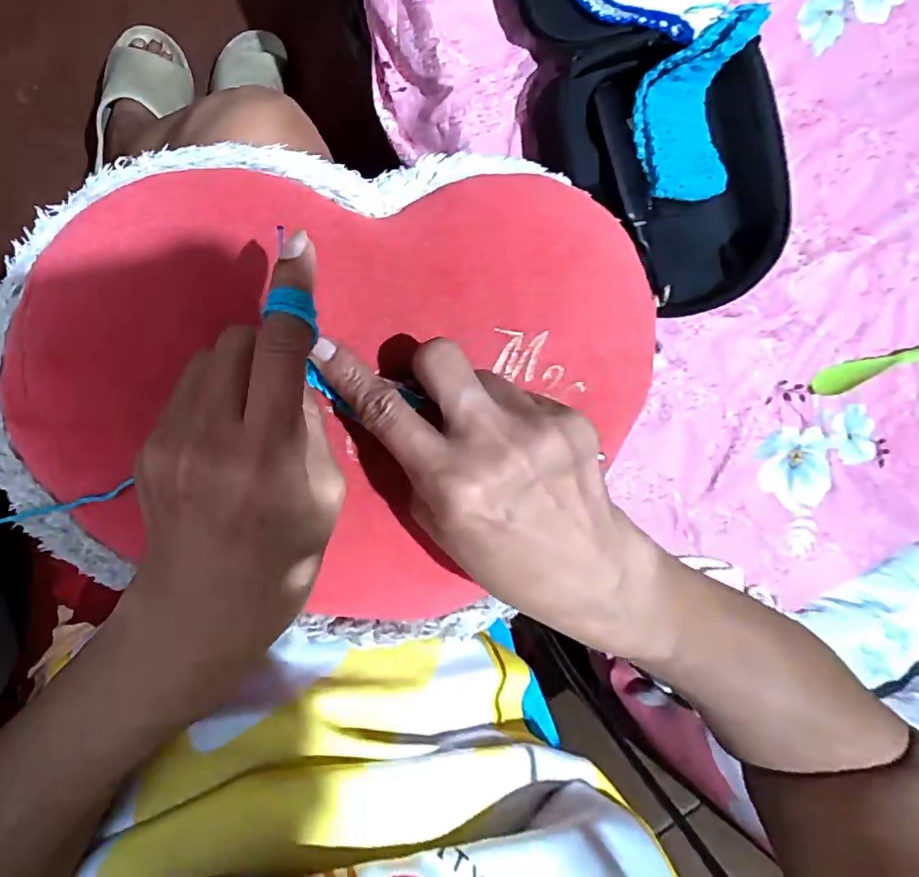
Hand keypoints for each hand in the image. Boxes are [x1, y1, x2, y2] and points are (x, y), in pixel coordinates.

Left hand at [123, 230, 345, 665]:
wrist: (201, 608)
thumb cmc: (282, 559)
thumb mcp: (327, 496)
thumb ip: (313, 424)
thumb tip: (295, 375)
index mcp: (272, 452)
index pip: (283, 347)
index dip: (293, 292)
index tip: (298, 247)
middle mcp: (217, 435)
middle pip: (239, 339)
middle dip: (266, 342)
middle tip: (278, 380)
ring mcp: (173, 438)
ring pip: (209, 355)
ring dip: (237, 364)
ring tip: (246, 410)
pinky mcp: (148, 444)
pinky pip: (187, 386)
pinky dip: (212, 390)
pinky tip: (217, 432)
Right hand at [309, 337, 672, 658]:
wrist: (592, 571)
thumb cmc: (500, 559)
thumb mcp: (436, 523)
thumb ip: (410, 464)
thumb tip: (392, 411)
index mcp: (450, 479)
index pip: (386, 410)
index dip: (350, 373)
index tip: (326, 345)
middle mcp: (491, 442)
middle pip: (440, 355)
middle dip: (423, 364)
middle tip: (430, 392)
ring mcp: (536, 424)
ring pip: (483, 374)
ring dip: (473, 397)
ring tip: (492, 435)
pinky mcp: (569, 417)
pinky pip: (519, 393)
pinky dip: (510, 413)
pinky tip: (526, 447)